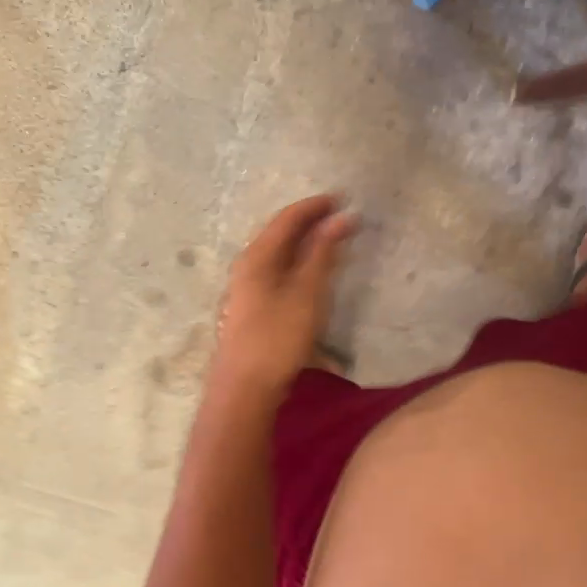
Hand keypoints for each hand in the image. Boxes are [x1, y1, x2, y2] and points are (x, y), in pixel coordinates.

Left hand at [212, 195, 357, 399]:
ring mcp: (246, 288)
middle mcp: (247, 266)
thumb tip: (340, 217)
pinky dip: (298, 265)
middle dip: (310, 222)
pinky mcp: (252, 307)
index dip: (315, 206)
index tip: (342, 198)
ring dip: (305, 244)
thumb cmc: (277, 336)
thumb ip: (323, 253)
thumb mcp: (307, 292)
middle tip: (339, 218)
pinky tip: (312, 276)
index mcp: (257, 256)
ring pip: (278, 254)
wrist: (244, 388)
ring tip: (331, 243)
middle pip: (280, 233)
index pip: (287, 218)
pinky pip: (278, 272)